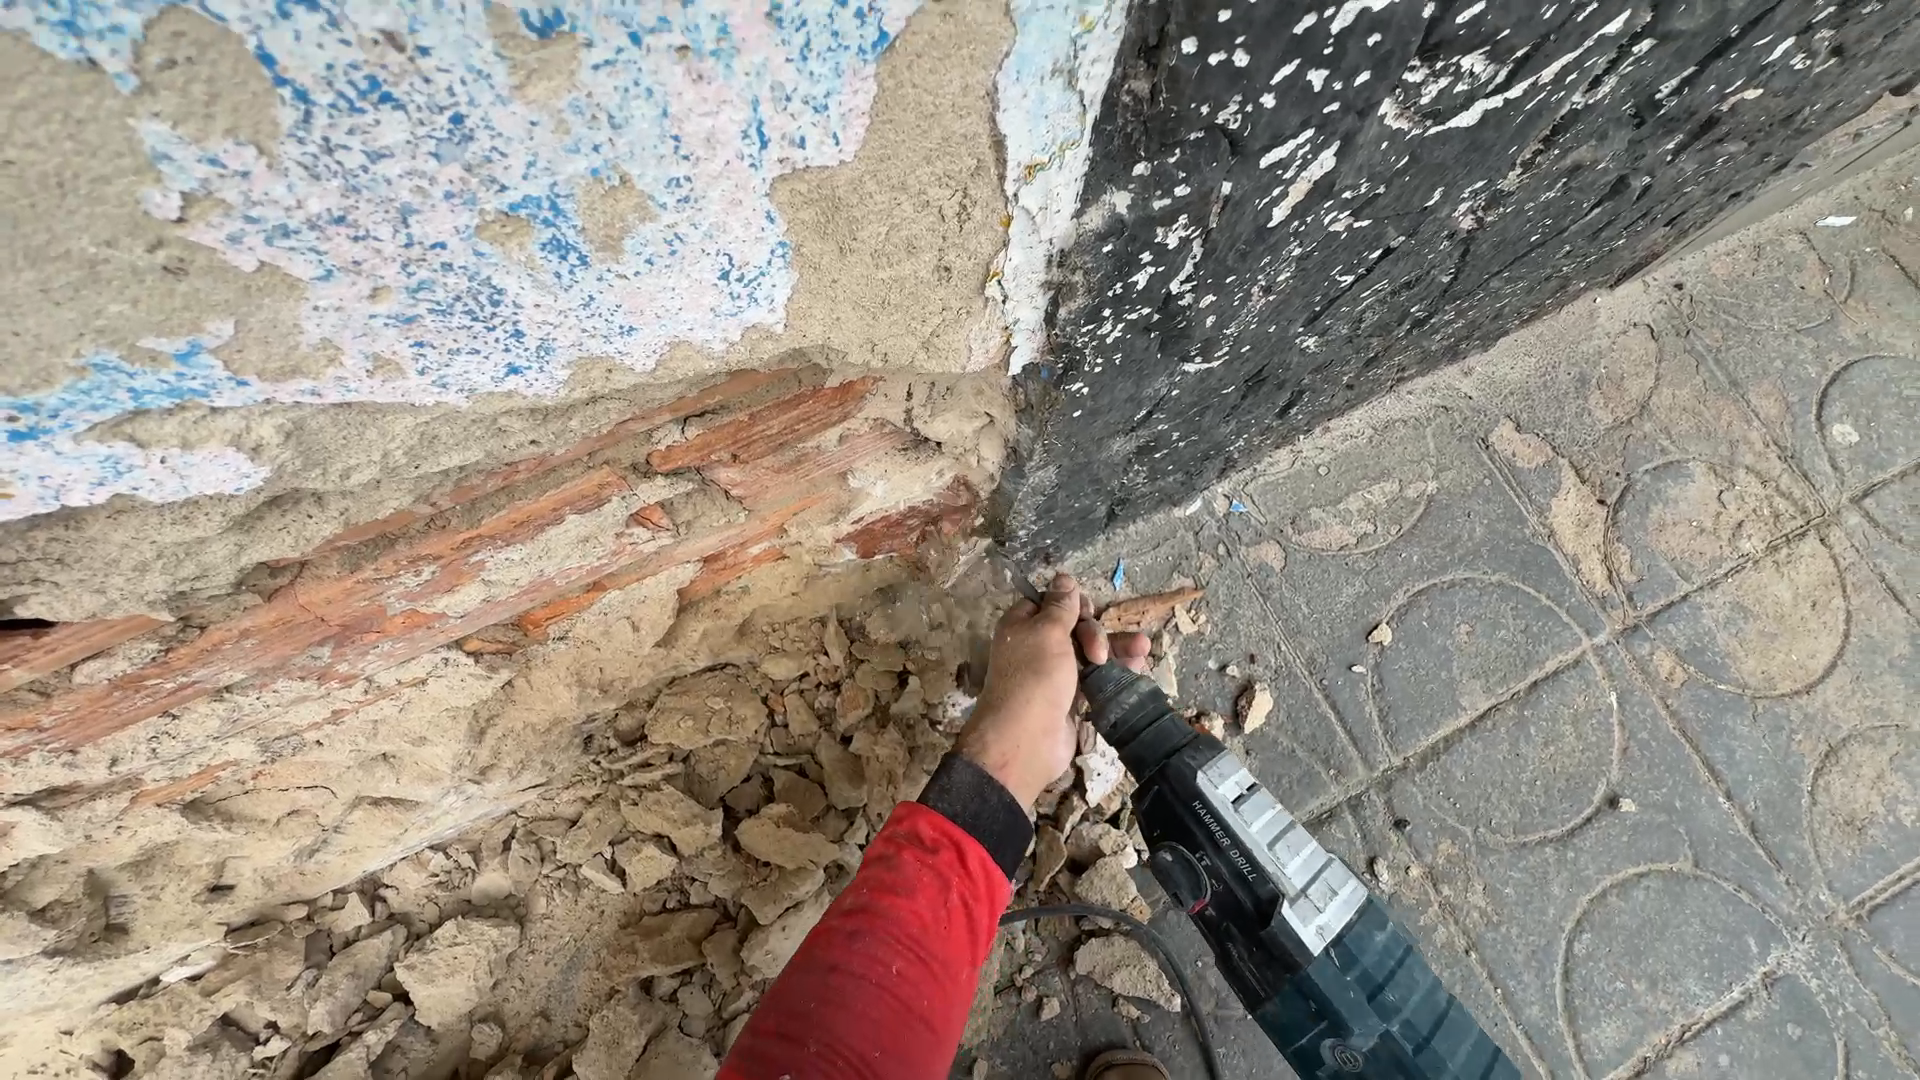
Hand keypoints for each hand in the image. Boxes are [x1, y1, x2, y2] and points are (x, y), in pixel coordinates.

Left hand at [957, 573, 1151, 811]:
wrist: (1027, 739)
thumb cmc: (1034, 677)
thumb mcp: (1047, 631)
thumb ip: (1060, 605)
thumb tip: (1063, 577)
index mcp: (1022, 626)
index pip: (1049, 604)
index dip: (1071, 604)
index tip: (1086, 611)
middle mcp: (1036, 647)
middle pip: (1073, 627)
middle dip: (1094, 632)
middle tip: (1096, 651)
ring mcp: (1054, 674)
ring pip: (1089, 652)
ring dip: (1115, 647)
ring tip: (1143, 647)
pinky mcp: (1070, 698)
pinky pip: (1095, 677)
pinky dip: (1115, 670)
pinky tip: (1137, 665)